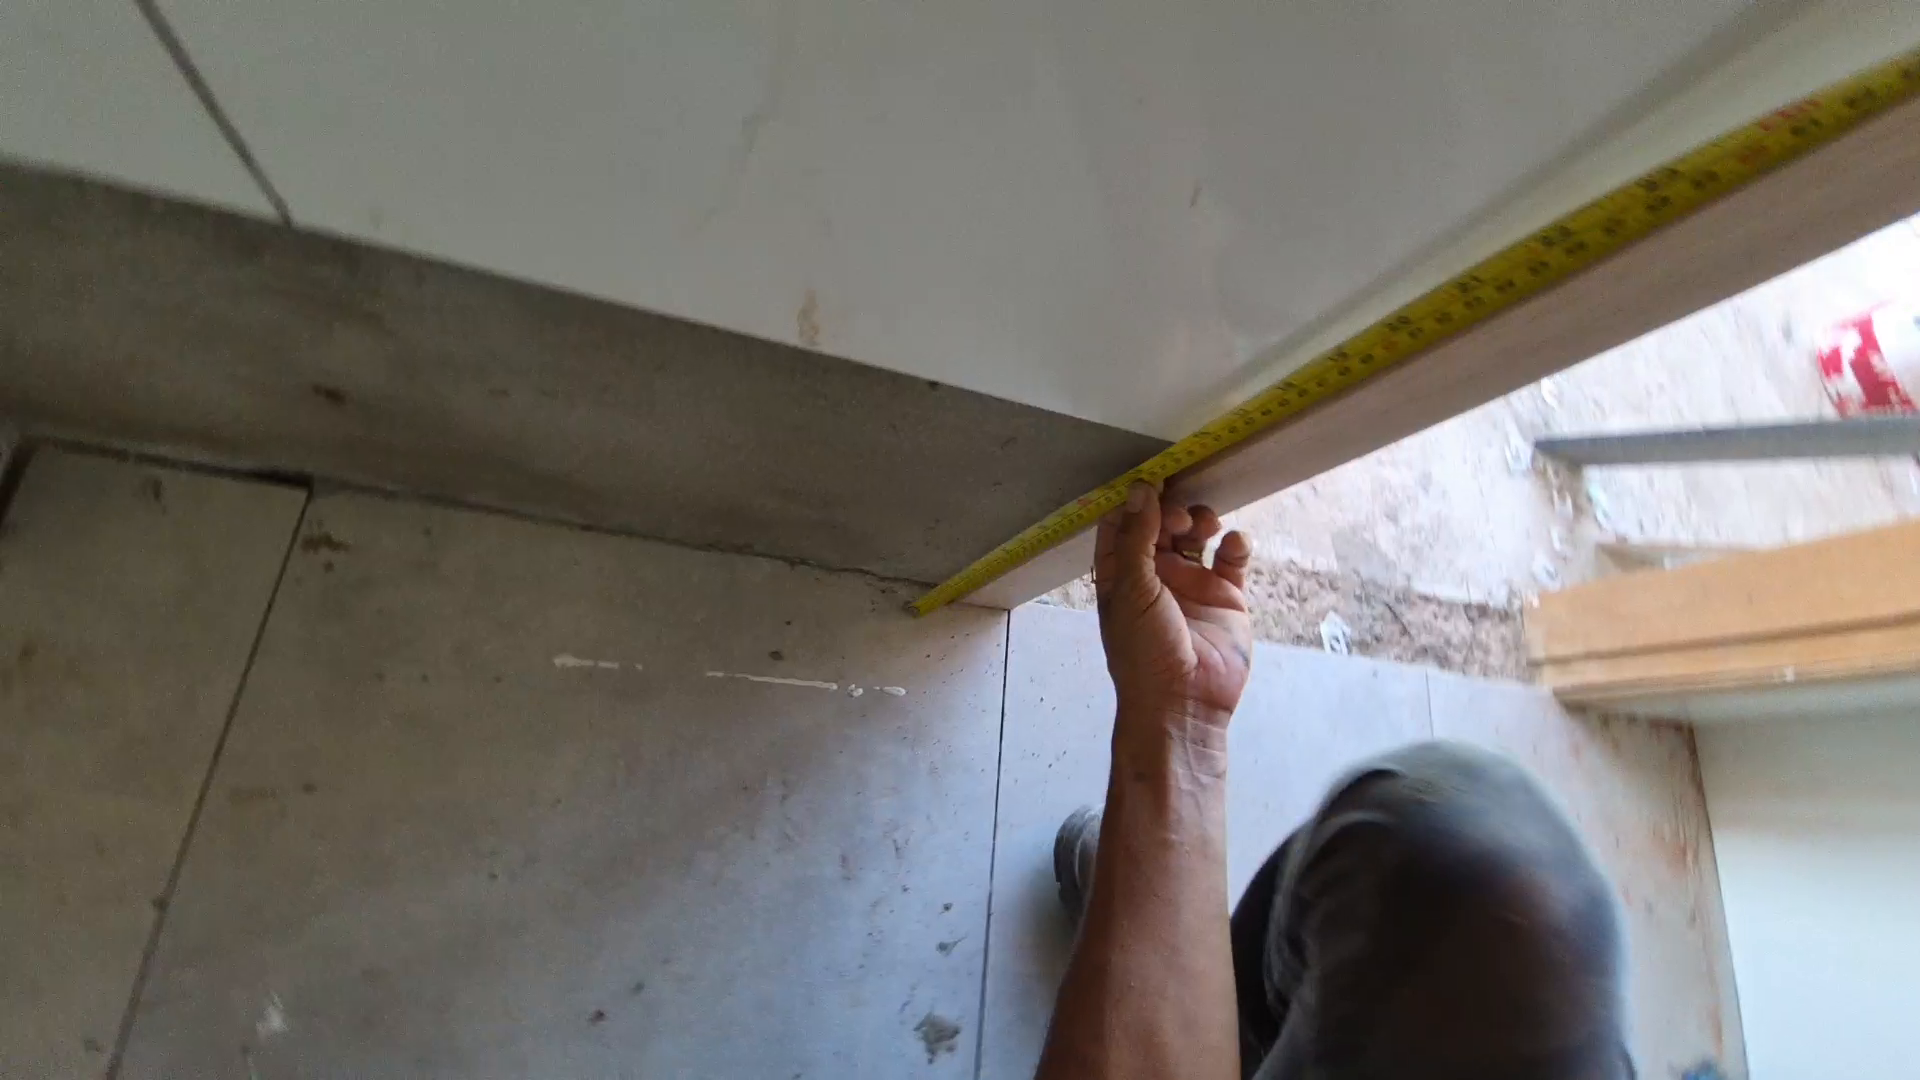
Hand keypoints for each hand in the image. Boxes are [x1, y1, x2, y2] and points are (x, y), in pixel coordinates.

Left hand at [1094, 481, 1253, 733]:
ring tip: (1203, 526)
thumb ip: (1136, 537)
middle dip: (1169, 510)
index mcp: (1121, 573)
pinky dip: (1235, 545)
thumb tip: (1140, 488)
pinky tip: (1232, 545)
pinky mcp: (1226, 597)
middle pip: (1160, 524)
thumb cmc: (1144, 647)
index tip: (1149, 481)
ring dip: (1200, 520)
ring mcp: (1191, 584)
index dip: (1133, 502)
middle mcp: (1154, 574)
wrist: (1183, 701)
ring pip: (1196, 535)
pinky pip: (1231, 560)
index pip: (1121, 525)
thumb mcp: (1131, 589)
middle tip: (1178, 517)